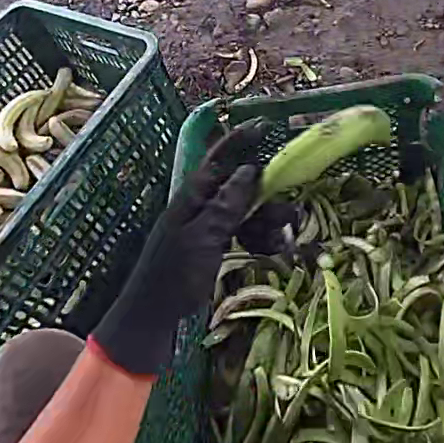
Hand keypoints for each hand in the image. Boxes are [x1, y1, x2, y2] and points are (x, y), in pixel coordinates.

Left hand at [90, 119, 268, 375]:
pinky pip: (244, 230)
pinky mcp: (215, 242)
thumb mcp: (205, 237)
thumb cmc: (175, 274)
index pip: (221, 157)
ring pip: (248, 209)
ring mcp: (210, 223)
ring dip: (267, 222)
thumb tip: (250, 169)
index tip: (266, 126)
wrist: (153, 316)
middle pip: (243, 186)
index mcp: (195, 194)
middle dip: (267, 198)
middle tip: (290, 217)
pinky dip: (259, 238)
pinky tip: (270, 251)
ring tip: (281, 242)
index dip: (242, 139)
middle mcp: (204, 203)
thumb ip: (228, 203)